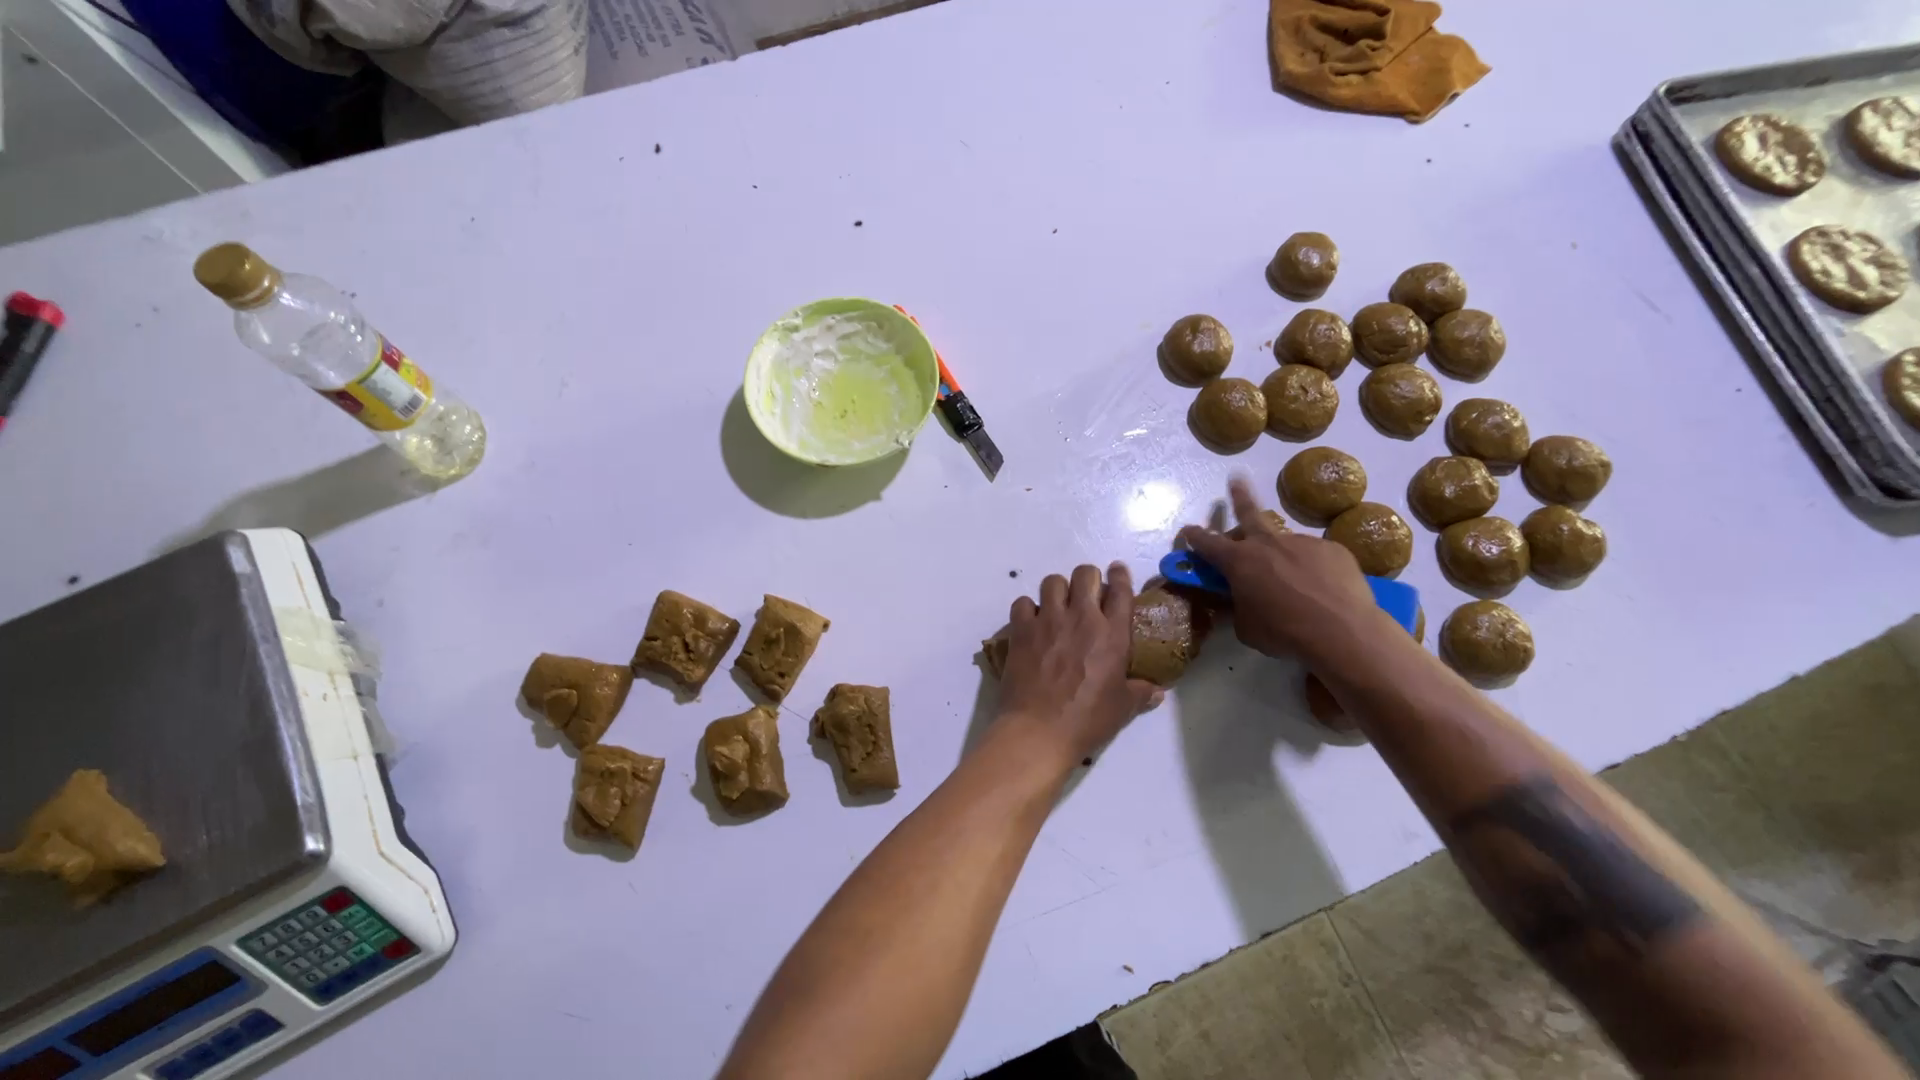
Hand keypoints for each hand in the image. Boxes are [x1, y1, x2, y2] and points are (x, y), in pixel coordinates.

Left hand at [990, 562, 1161, 771]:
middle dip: (1088, 579)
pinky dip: (1027, 609)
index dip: (1119, 576)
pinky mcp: (1021, 630)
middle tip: (1087, 594)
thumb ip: (1140, 693)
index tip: (1117, 571)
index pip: (1120, 590)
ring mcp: (1048, 621)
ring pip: (1052, 581)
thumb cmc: (1087, 719)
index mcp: (1112, 633)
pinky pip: (1022, 603)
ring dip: (1057, 590)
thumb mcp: (1123, 708)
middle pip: (1085, 574)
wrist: (1040, 730)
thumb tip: (1157, 692)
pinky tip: (1031, 622)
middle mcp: (1082, 618)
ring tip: (1058, 606)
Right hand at [1176, 475, 1389, 667]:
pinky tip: (1323, 590)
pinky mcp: (1333, 549)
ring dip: (1284, 556)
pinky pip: (1316, 558)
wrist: (1342, 632)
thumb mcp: (1247, 627)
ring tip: (1295, 581)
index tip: (1188, 530)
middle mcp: (1268, 543)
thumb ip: (1237, 608)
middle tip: (1237, 478)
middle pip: (1249, 511)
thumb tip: (1238, 601)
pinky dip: (1314, 570)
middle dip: (1239, 495)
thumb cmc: (1284, 633)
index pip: (1208, 543)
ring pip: (1286, 544)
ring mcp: (1303, 542)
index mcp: (1239, 562)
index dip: (1195, 536)